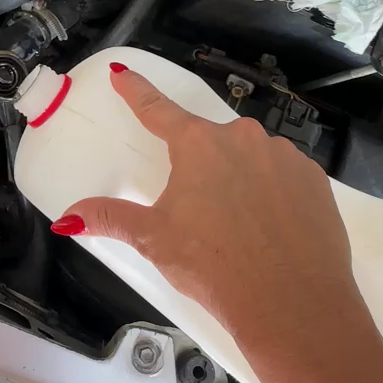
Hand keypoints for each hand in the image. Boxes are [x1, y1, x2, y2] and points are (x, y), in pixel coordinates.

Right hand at [62, 68, 361, 348]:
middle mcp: (242, 137)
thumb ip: (110, 219)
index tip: (122, 74)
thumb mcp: (154, 240)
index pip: (156, 108)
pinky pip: (283, 175)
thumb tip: (66, 218)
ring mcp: (284, 156)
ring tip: (237, 226)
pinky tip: (270, 228)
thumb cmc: (215, 267)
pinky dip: (273, 192)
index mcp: (197, 144)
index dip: (136, 91)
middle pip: (208, 141)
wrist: (296, 307)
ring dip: (238, 178)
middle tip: (197, 210)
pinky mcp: (316, 180)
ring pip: (249, 157)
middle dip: (199, 166)